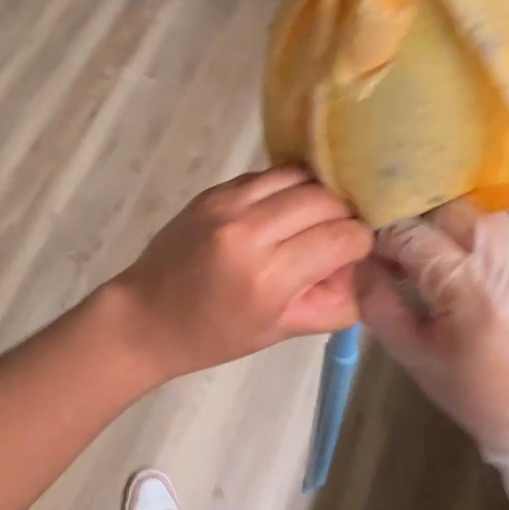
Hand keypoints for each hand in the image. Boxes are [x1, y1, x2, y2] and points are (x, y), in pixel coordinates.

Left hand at [106, 167, 371, 379]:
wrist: (146, 314)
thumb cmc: (214, 335)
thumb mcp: (281, 331)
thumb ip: (333, 301)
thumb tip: (362, 266)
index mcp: (269, 275)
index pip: (344, 237)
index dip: (359, 246)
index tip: (352, 257)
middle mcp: (249, 230)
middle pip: (326, 199)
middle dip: (343, 216)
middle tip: (337, 236)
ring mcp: (227, 204)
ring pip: (299, 176)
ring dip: (315, 194)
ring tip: (312, 219)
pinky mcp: (213, 191)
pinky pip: (266, 175)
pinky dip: (284, 188)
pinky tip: (282, 210)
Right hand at [357, 202, 508, 509]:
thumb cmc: (477, 392)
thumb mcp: (411, 353)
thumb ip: (375, 298)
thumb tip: (359, 253)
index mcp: (474, 291)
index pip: (412, 234)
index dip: (389, 238)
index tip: (382, 252)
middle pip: (454, 213)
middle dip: (430, 231)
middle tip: (424, 260)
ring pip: (490, 217)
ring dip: (469, 236)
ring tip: (468, 271)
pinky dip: (506, 245)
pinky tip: (505, 278)